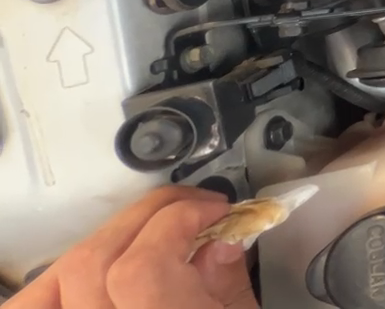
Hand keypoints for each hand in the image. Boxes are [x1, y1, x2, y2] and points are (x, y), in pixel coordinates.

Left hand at [14, 187, 258, 308]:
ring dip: (103, 242)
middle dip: (151, 215)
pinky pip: (28, 306)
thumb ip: (231, 285)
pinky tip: (93, 270)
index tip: (218, 210)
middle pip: (92, 262)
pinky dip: (53, 282)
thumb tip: (222, 239)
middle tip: (193, 211)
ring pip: (49, 281)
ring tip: (146, 236)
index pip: (141, 264)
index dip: (181, 219)